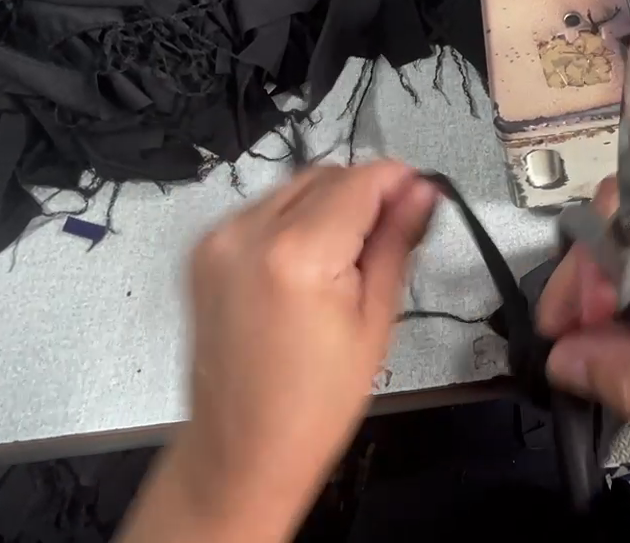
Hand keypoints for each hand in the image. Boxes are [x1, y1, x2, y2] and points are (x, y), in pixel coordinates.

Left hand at [130, 161, 438, 540]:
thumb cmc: (315, 403)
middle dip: (366, 194)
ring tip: (346, 258)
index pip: (361, 180)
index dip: (399, 181)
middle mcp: (249, 233)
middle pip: (328, 175)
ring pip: (298, 185)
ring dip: (331, 203)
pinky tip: (310, 262)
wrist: (238, 454)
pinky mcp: (205, 249)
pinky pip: (267, 207)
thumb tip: (423, 190)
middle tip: (390, 236)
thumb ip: (398, 240)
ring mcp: (219, 239)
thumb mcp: (376, 319)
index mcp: (297, 255)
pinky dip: (297, 219)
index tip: (422, 193)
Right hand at [537, 178, 629, 453]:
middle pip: (612, 232)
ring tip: (602, 360)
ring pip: (620, 259)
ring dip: (602, 307)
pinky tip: (626, 353)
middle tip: (578, 349)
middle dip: (588, 288)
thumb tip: (557, 360)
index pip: (621, 207)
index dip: (592, 258)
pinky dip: (622, 315)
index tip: (587, 317)